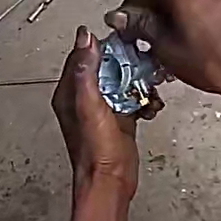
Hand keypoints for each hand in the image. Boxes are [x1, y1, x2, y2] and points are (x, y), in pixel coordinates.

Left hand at [53, 26, 146, 196]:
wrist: (111, 181)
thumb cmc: (96, 150)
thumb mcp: (90, 105)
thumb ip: (86, 71)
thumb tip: (85, 39)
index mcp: (69, 93)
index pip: (82, 57)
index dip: (101, 46)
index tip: (122, 40)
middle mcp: (83, 99)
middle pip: (105, 68)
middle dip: (126, 63)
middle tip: (144, 61)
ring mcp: (102, 109)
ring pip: (121, 83)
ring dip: (138, 82)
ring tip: (151, 85)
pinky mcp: (119, 119)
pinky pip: (132, 100)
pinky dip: (144, 99)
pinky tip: (152, 106)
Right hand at [108, 0, 220, 121]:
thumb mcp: (170, 50)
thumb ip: (143, 28)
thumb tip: (125, 18)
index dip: (129, 12)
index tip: (125, 27)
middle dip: (154, 12)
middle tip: (147, 40)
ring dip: (177, 13)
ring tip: (175, 44)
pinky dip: (198, 13)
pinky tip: (199, 39)